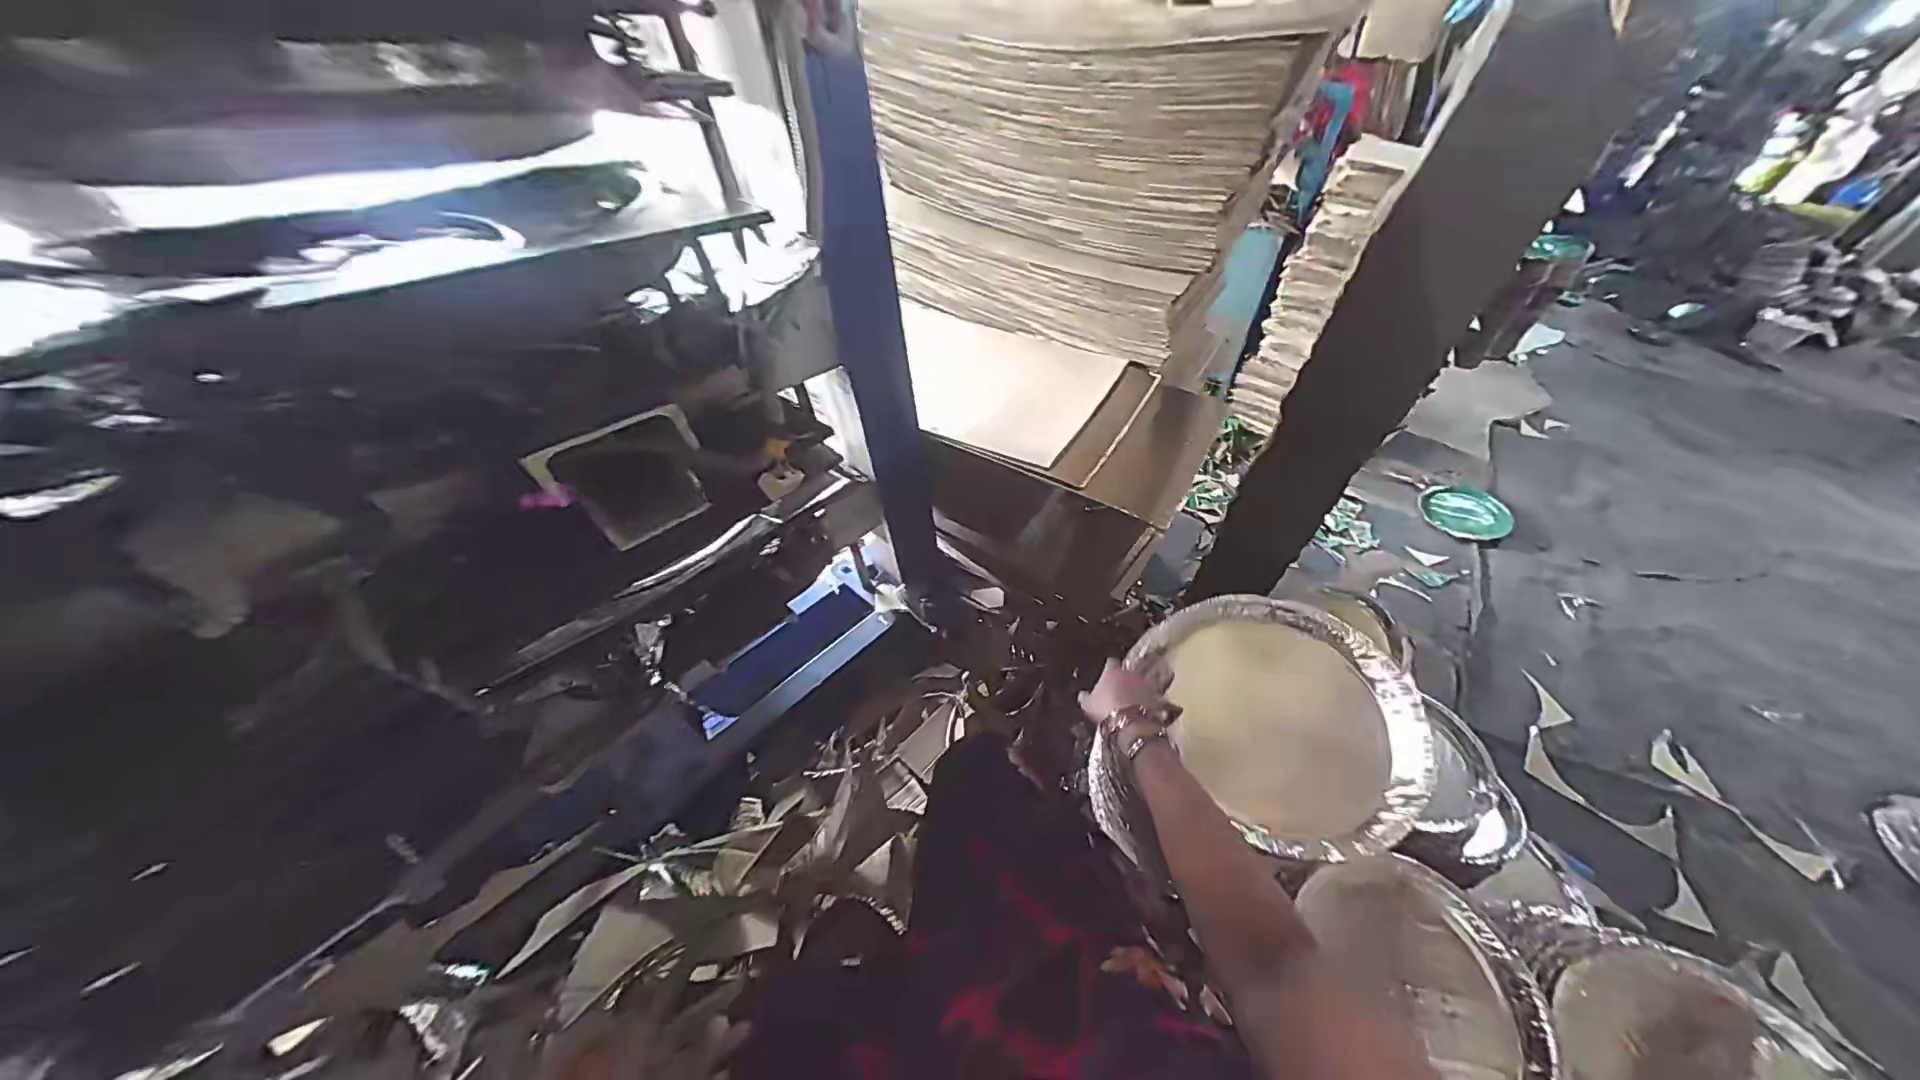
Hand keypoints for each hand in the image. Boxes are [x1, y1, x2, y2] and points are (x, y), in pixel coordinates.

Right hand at [1079, 658, 1177, 729]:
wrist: (1130, 722)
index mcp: (1112, 671)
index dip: (1111, 665)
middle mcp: (1131, 673)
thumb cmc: (1105, 710)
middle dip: (1139, 662)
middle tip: (1142, 662)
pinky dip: (1163, 693)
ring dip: (1158, 672)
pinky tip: (1165, 696)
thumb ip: (1086, 697)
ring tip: (1162, 671)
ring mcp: (1147, 683)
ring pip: (1155, 672)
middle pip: (1137, 662)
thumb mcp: (1089, 705)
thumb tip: (1082, 695)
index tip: (1110, 668)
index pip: (1111, 662)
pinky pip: (1162, 692)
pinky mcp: (1159, 695)